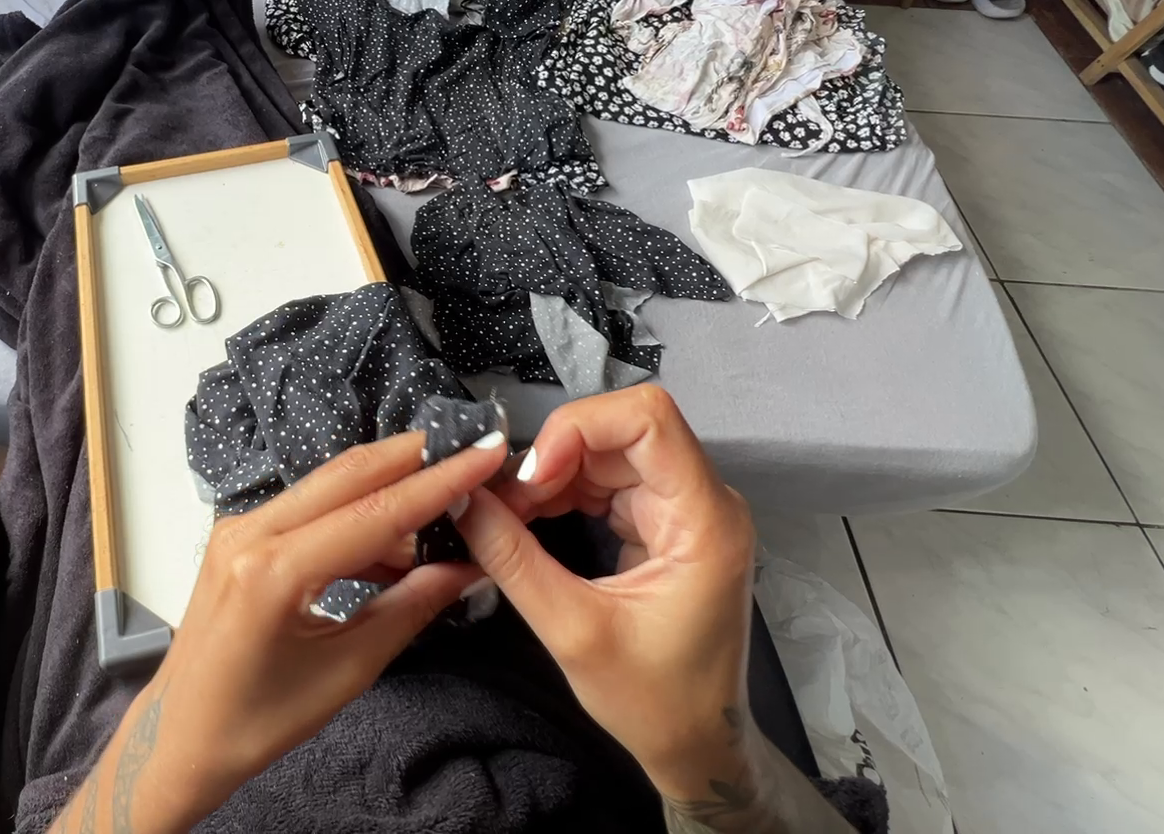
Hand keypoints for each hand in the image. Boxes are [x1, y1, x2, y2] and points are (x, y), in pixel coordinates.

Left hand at [60, 429, 506, 832]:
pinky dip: (355, 513)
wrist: (179, 734)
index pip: (374, 511)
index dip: (437, 482)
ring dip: (387, 486)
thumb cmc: (256, 720)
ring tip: (442, 501)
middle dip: (413, 457)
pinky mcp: (241, 531)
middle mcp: (250, 530)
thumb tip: (466, 567)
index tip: (483, 454)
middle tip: (468, 449)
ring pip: (329, 485)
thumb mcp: (345, 671)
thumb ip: (409, 609)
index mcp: (273, 570)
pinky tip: (393, 539)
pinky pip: (310, 506)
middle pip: (348, 474)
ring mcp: (240, 525)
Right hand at [451, 386, 757, 798]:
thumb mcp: (571, 631)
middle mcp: (700, 498)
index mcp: (703, 521)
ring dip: (547, 472)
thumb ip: (511, 558)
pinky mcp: (658, 515)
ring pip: (601, 448)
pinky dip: (556, 488)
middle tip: (505, 503)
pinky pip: (599, 475)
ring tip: (508, 515)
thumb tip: (460, 497)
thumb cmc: (651, 700)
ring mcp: (679, 504)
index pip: (647, 418)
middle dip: (551, 455)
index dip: (578, 429)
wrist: (697, 743)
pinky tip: (526, 518)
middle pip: (618, 428)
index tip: (532, 477)